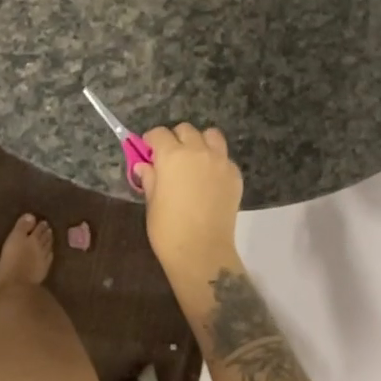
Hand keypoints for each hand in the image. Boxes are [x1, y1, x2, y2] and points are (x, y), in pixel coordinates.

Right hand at [135, 124, 241, 271]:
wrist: (202, 251)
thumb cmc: (168, 230)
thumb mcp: (152, 202)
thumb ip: (150, 178)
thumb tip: (144, 166)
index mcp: (172, 156)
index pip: (159, 134)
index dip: (151, 141)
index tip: (148, 151)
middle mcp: (198, 152)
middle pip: (186, 130)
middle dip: (176, 139)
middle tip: (170, 158)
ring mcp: (220, 162)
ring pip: (211, 136)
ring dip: (200, 142)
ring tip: (194, 161)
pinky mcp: (235, 176)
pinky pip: (225, 158)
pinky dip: (216, 161)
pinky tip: (209, 180)